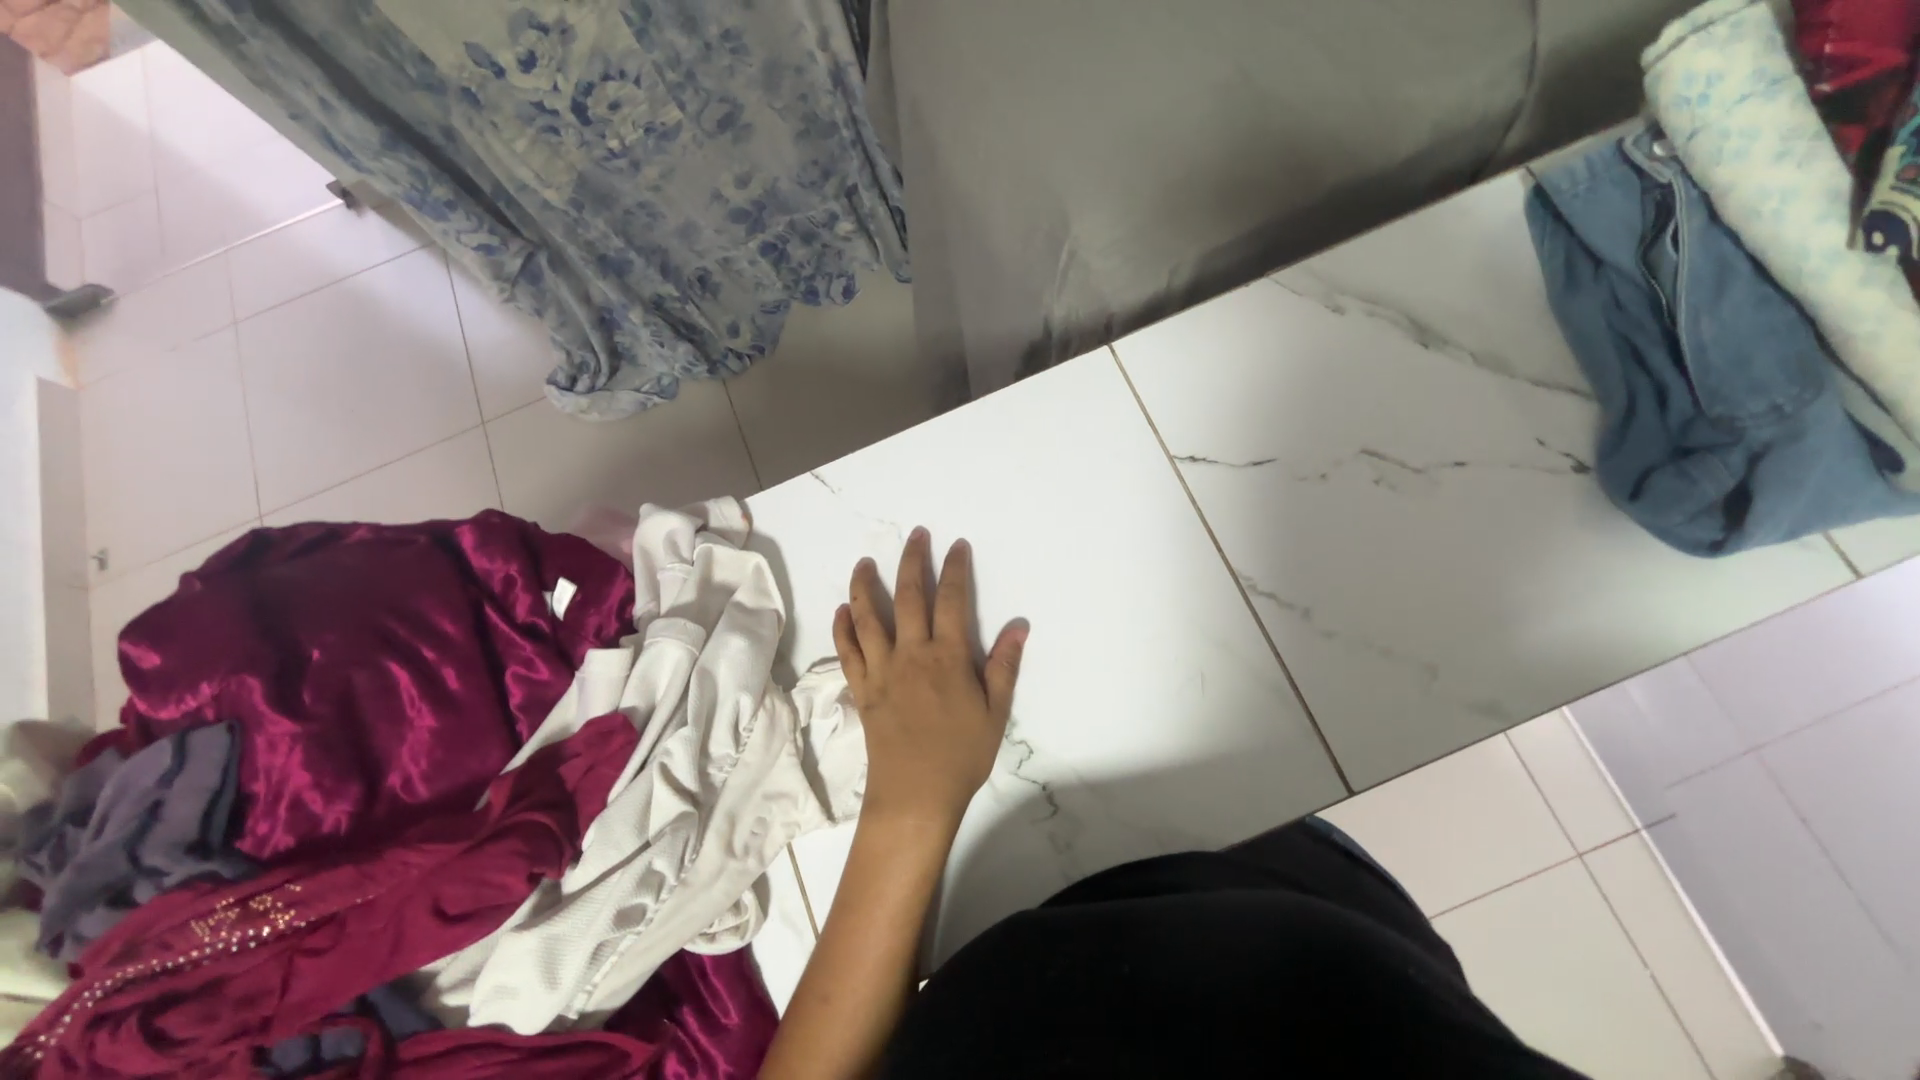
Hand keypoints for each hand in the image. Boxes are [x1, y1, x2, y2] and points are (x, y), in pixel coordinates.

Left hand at [834, 527, 1028, 827]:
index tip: (956, 545)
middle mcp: (911, 654)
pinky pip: (847, 651)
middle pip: (908, 596)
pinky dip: (842, 628)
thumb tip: (1019, 626)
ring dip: (865, 585)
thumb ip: (1004, 666)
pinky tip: (841, 611)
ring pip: (868, 617)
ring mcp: (881, 670)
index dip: (955, 569)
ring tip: (865, 562)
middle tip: (915, 534)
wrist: (915, 793)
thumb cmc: (962, 755)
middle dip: (913, 561)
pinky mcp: (862, 688)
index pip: (952, 600)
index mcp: (947, 657)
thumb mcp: (995, 712)